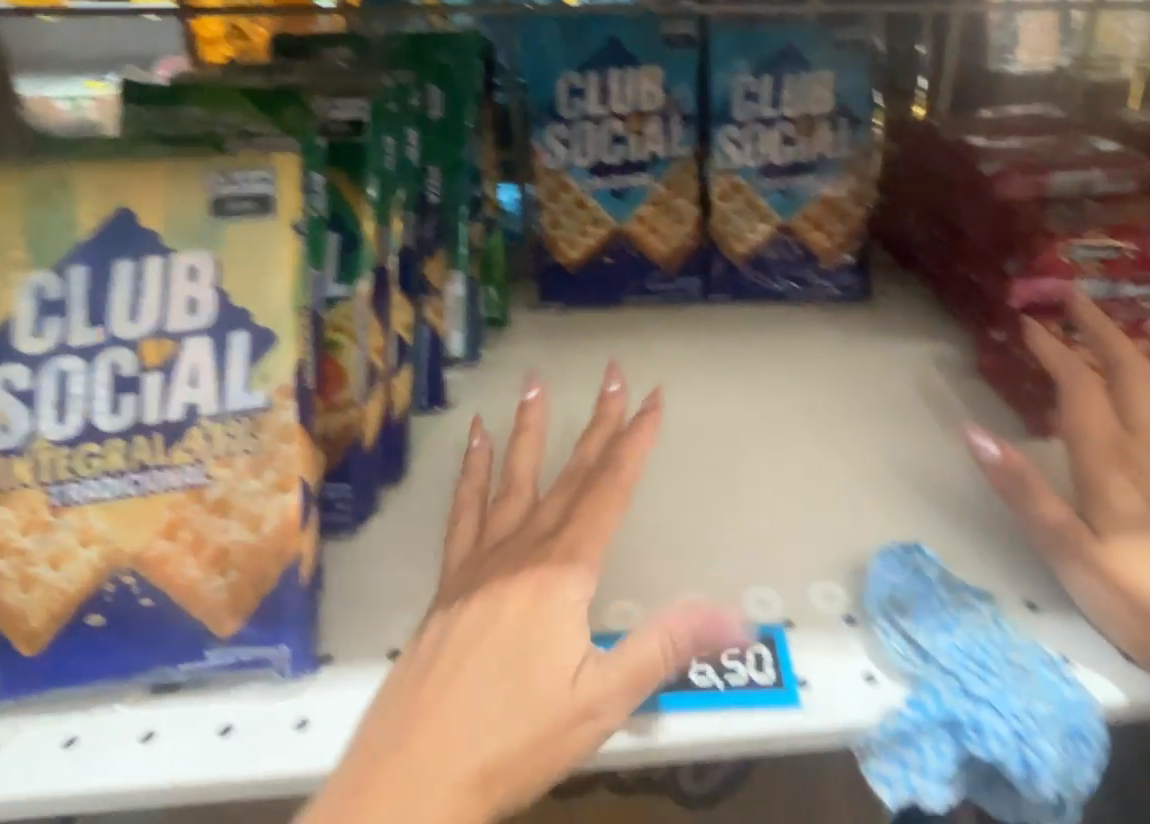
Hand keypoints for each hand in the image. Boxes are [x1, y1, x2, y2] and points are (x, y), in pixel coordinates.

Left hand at [303, 364, 751, 823]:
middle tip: (614, 373)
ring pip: (512, 480)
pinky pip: (463, 511)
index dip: (634, 441)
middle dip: (598, 422)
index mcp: (562, 573)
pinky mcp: (449, 581)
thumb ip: (665, 645)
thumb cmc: (513, 740)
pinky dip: (471, 471)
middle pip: (569, 475)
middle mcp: (521, 552)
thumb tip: (738, 616)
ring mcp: (478, 562)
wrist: (412, 776)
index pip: (609, 491)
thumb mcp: (602, 701)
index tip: (651, 398)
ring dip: (528, 429)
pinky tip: (474, 442)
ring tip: (534, 381)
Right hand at [961, 292, 1149, 687]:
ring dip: (1143, 358)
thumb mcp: (1064, 551)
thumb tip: (973, 431)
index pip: (1080, 385)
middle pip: (1130, 372)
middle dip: (1100, 329)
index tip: (1025, 322)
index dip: (1053, 348)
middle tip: (1073, 299)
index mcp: (1111, 461)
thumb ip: (1021, 489)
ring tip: (1121, 345)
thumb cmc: (1137, 601)